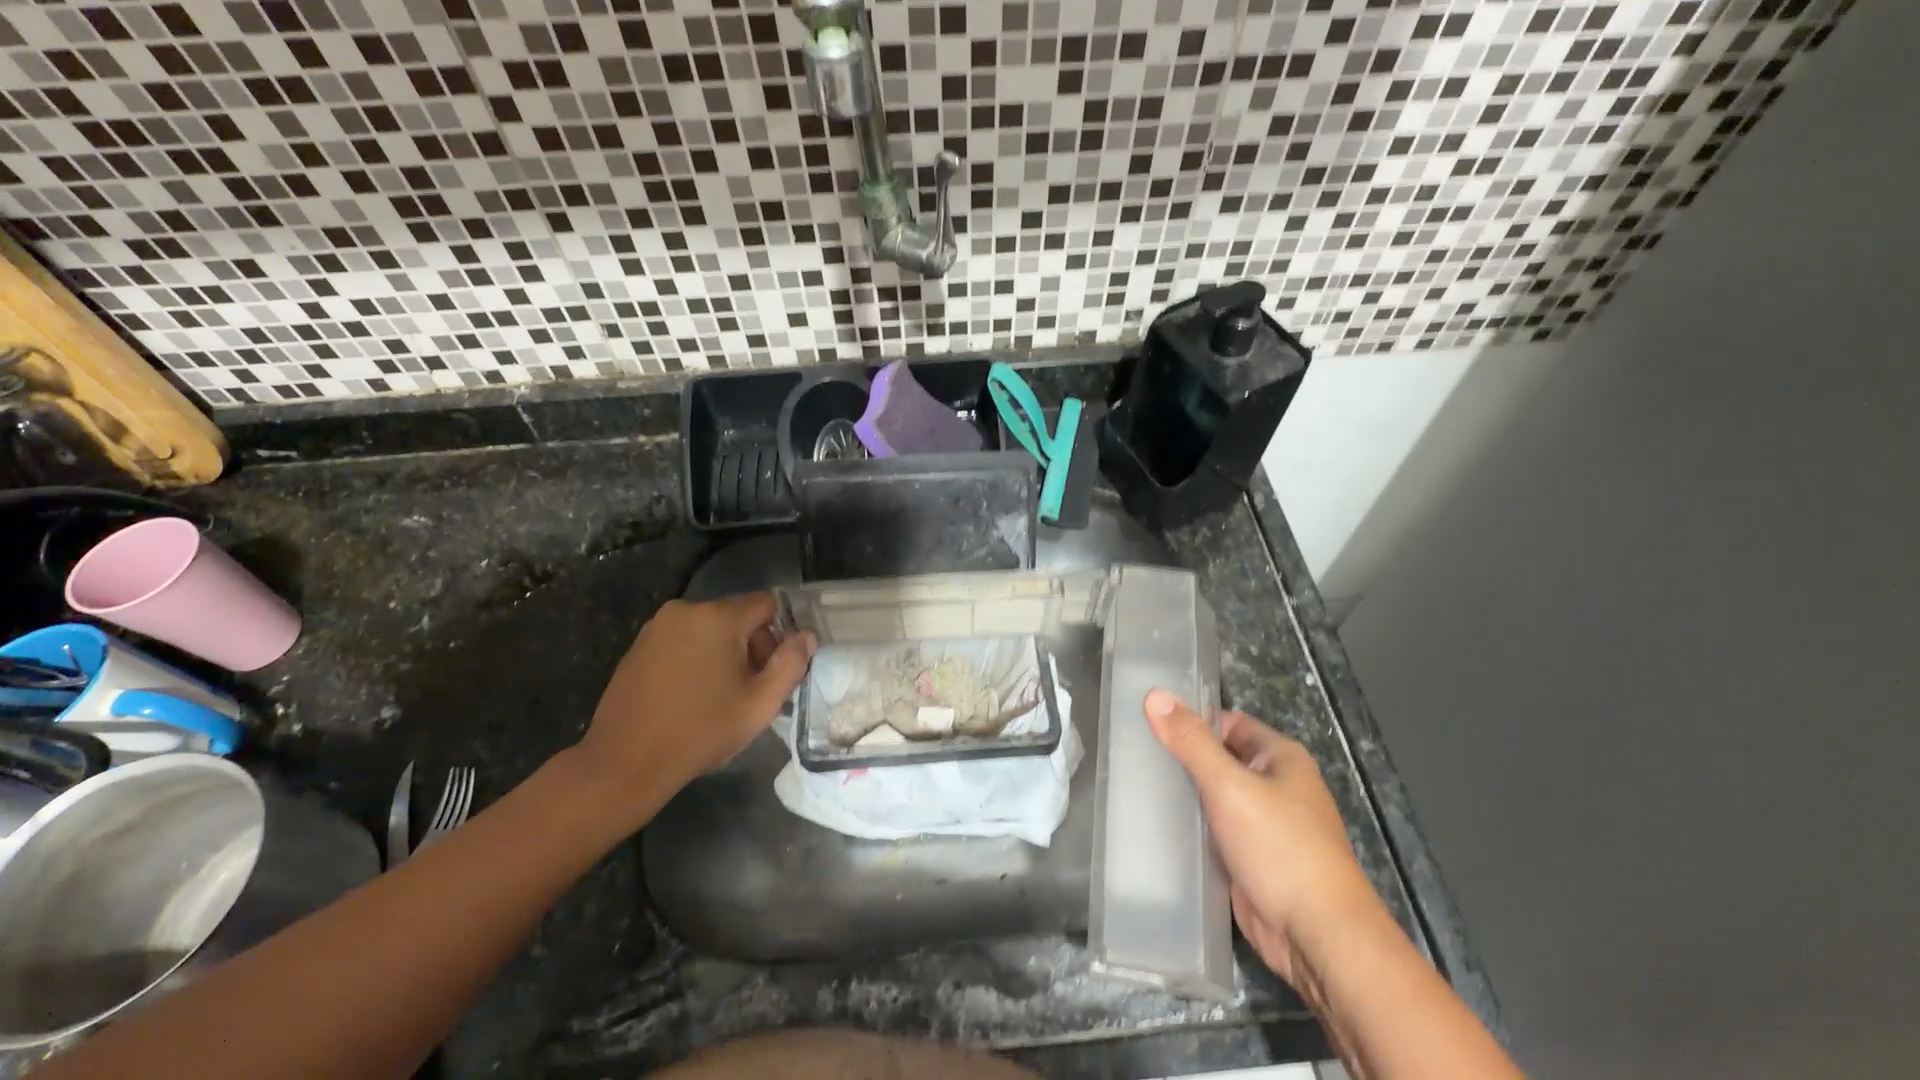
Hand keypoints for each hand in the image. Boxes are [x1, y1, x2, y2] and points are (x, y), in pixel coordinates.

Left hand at [581, 593, 813, 795]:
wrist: (626, 761)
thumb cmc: (701, 731)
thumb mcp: (760, 704)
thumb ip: (791, 664)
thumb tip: (805, 636)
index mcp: (717, 617)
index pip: (767, 604)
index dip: (781, 633)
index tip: (777, 669)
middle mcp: (685, 610)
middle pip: (736, 617)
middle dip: (751, 647)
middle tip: (751, 690)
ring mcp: (656, 628)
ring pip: (708, 631)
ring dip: (723, 655)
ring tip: (720, 698)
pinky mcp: (637, 647)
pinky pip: (681, 643)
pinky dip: (695, 661)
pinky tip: (691, 698)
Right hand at [1145, 689, 1381, 987]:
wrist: (1315, 933)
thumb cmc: (1279, 847)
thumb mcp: (1230, 786)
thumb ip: (1191, 743)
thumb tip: (1155, 695)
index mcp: (1280, 758)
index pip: (1228, 723)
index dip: (1190, 720)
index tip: (1144, 722)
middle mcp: (1274, 787)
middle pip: (1218, 761)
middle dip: (1180, 760)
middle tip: (1128, 755)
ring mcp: (1262, 827)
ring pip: (1212, 801)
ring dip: (1181, 798)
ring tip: (1129, 788)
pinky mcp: (1248, 861)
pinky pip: (1212, 835)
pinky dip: (1187, 831)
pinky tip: (1151, 829)